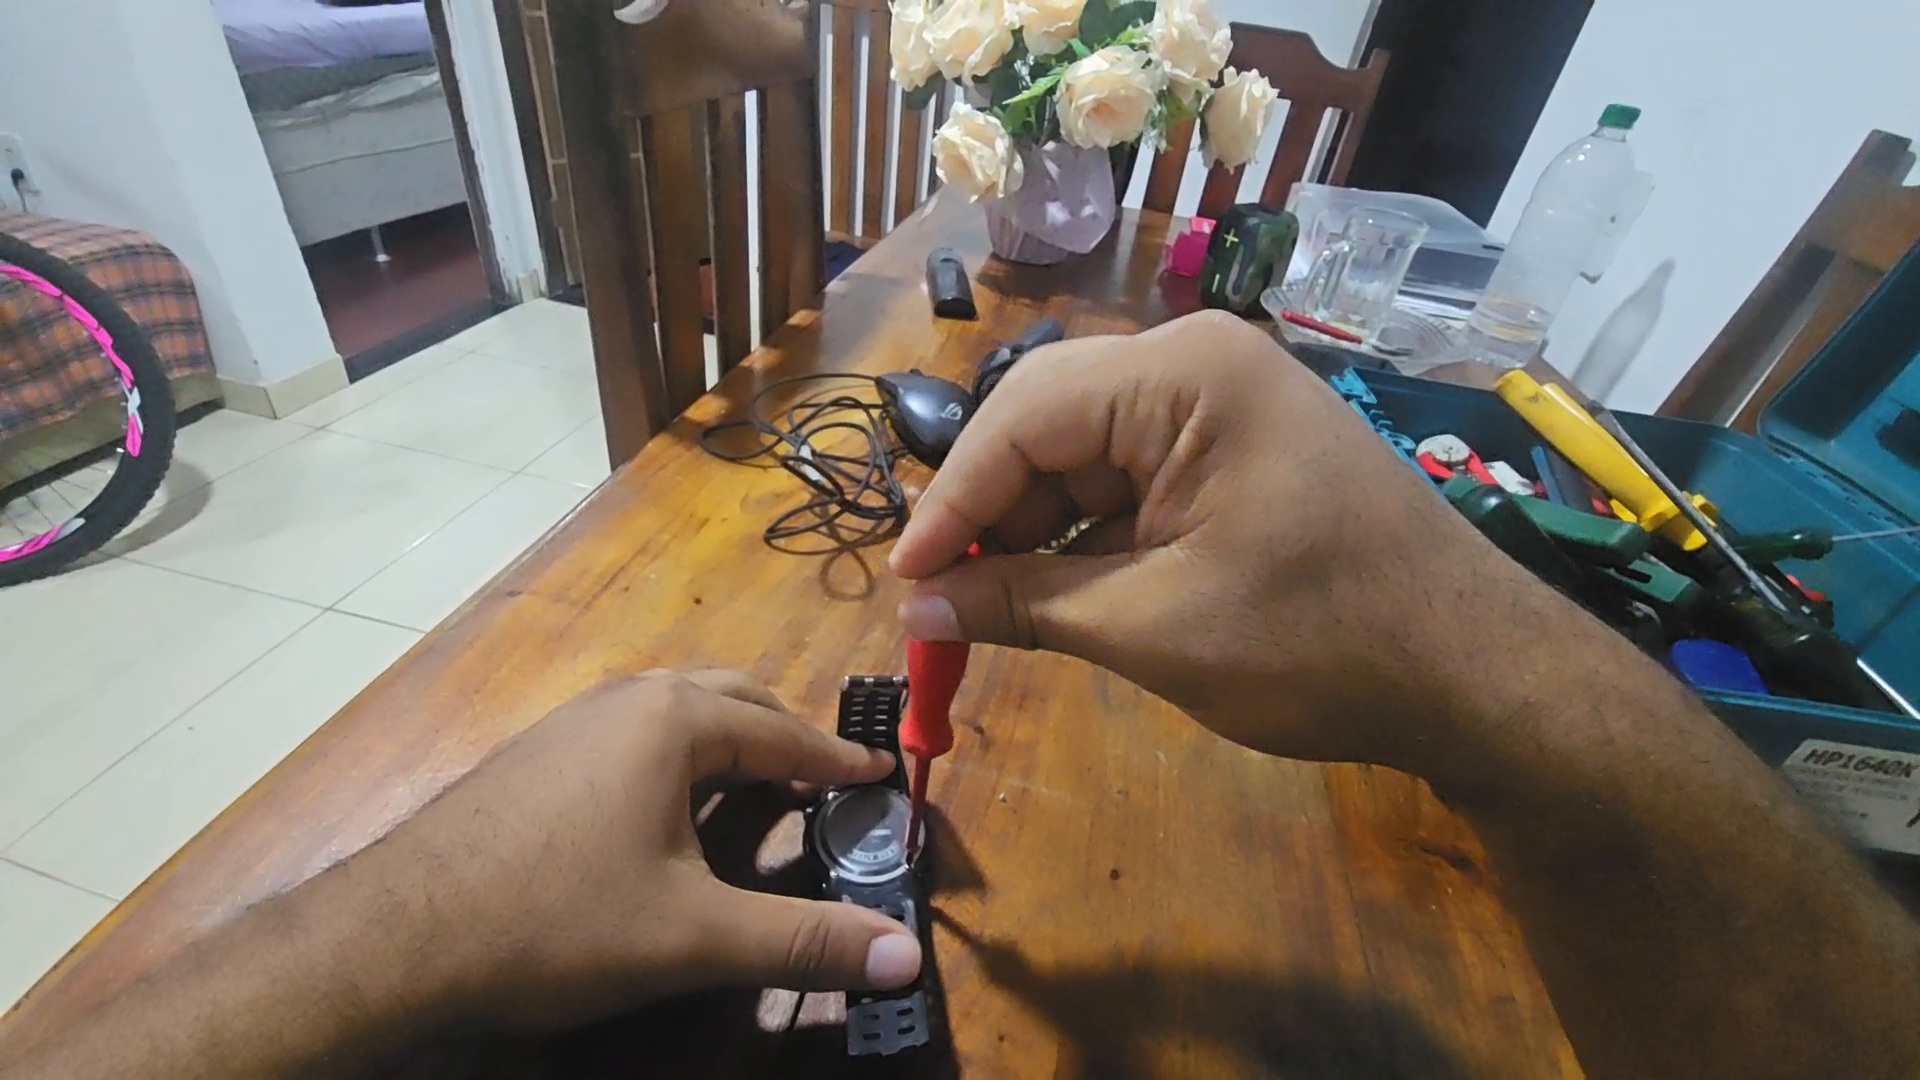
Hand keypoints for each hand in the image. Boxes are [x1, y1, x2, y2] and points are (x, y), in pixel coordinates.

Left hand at [357, 669, 922, 1031]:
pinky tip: (676, 801)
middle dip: (789, 738)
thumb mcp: (691, 936)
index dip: (838, 760)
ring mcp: (582, 716)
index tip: (879, 772)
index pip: (784, 734)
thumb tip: (907, 956)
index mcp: (677, 719)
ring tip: (761, 787)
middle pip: (739, 700)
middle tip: (822, 784)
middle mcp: (634, 698)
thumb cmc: (553, 921)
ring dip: (736, 740)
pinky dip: (686, 752)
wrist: (381, 942)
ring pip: (686, 709)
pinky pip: (643, 729)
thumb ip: (804, 942)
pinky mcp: (547, 746)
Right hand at [889, 311, 1559, 769]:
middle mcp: (1193, 365)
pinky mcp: (1222, 452)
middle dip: (990, 512)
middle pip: (1044, 426)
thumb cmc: (1321, 647)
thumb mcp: (1152, 627)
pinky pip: (1121, 484)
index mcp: (1183, 374)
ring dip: (1030, 532)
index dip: (953, 501)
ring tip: (988, 603)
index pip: (1023, 417)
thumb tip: (915, 612)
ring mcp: (1212, 406)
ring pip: (1077, 460)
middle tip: (941, 591)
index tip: (906, 579)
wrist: (1477, 678)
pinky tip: (1053, 589)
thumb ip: (1020, 606)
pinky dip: (1079, 539)